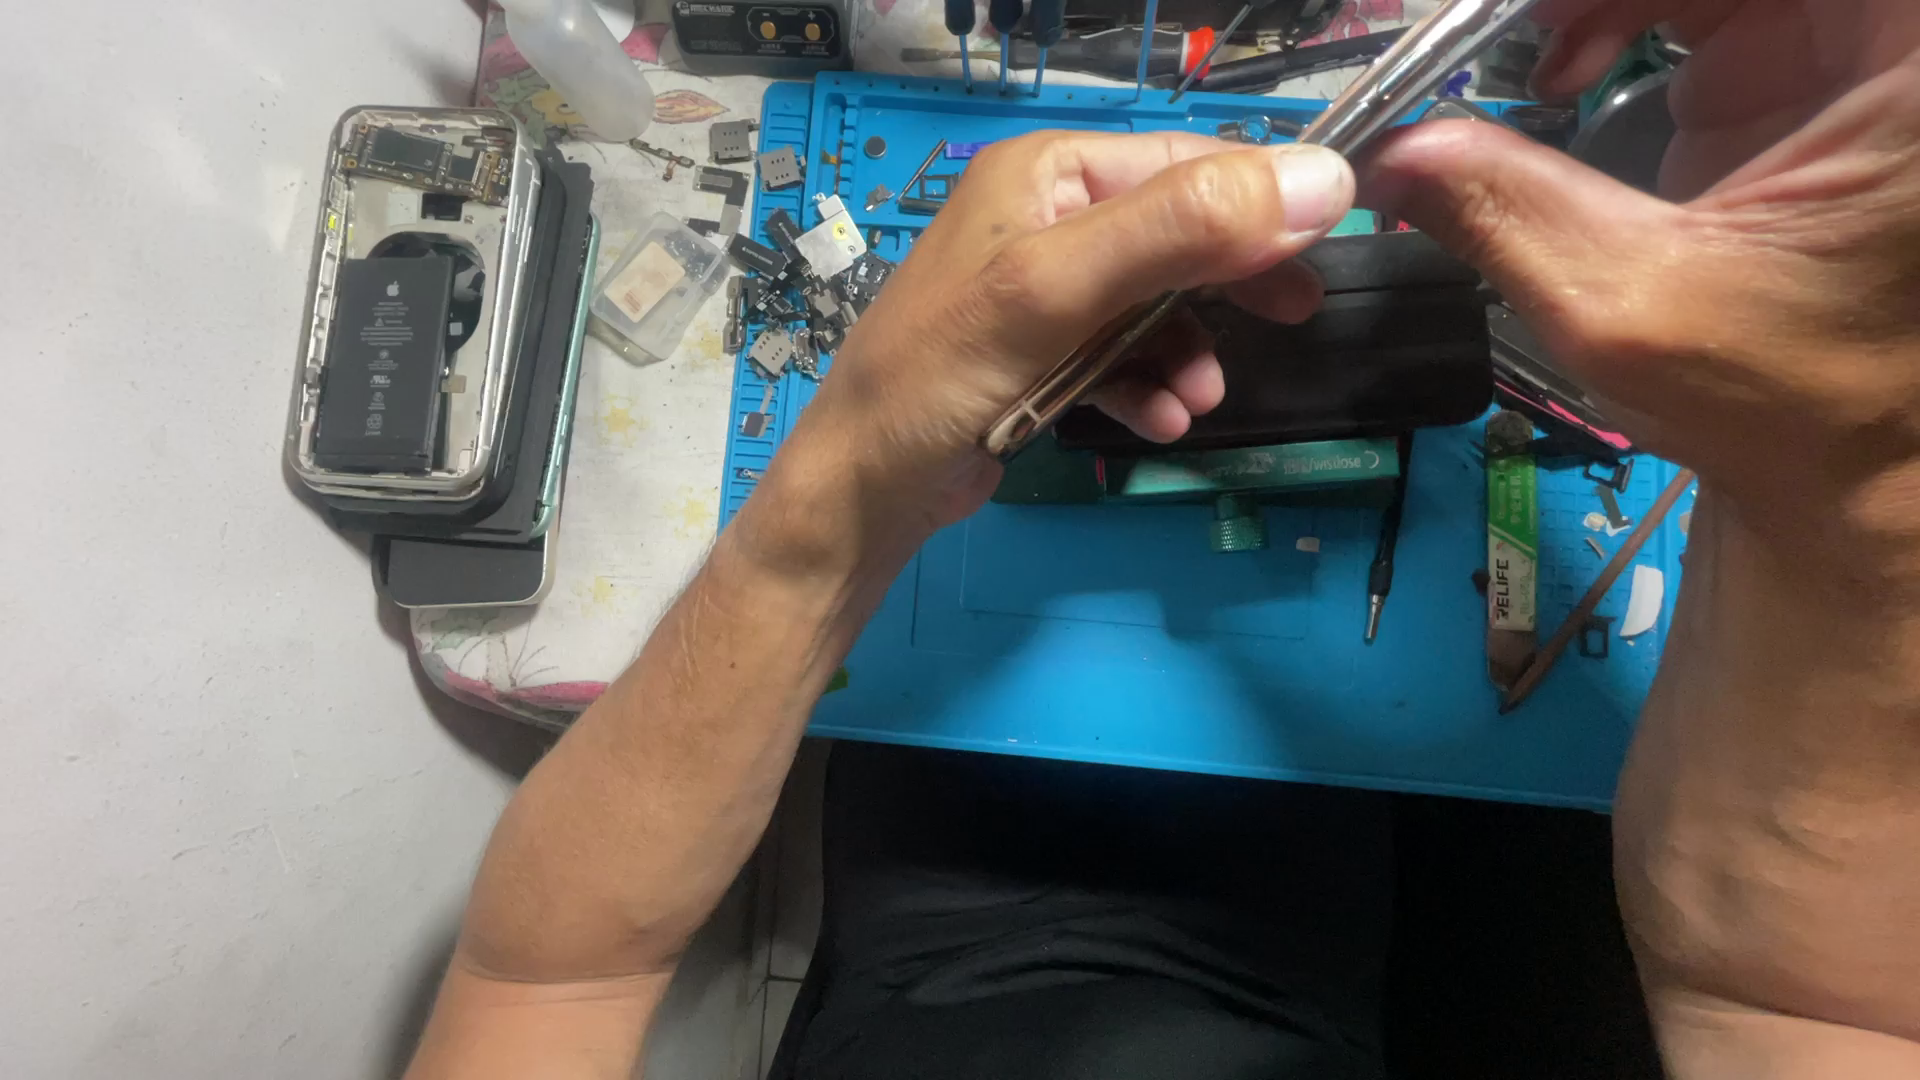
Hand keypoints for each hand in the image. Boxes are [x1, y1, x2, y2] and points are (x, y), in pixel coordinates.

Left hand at [775, 132, 1354, 537]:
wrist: (869, 485)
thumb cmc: (940, 376)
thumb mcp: (1052, 291)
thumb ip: (1175, 231)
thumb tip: (1321, 181)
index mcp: (1044, 176)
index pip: (1179, 164)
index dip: (1256, 201)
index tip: (1325, 246)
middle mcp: (1046, 224)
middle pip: (1172, 237)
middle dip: (1226, 285)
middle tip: (1295, 314)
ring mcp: (1044, 298)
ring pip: (1151, 309)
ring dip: (1184, 354)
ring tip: (1197, 401)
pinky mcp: (1042, 359)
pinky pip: (1118, 360)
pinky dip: (1145, 387)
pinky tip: (1161, 422)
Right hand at [1363, 0, 1919, 585]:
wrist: (1843, 438)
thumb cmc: (1766, 387)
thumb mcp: (1617, 301)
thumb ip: (1504, 213)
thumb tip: (1385, 153)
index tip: (1505, 19)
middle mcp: (1914, 18)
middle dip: (1592, 0)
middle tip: (1500, 38)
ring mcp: (1873, 27)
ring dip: (1599, 3)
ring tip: (1529, 74)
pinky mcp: (1822, 53)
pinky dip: (1618, 19)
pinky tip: (1562, 81)